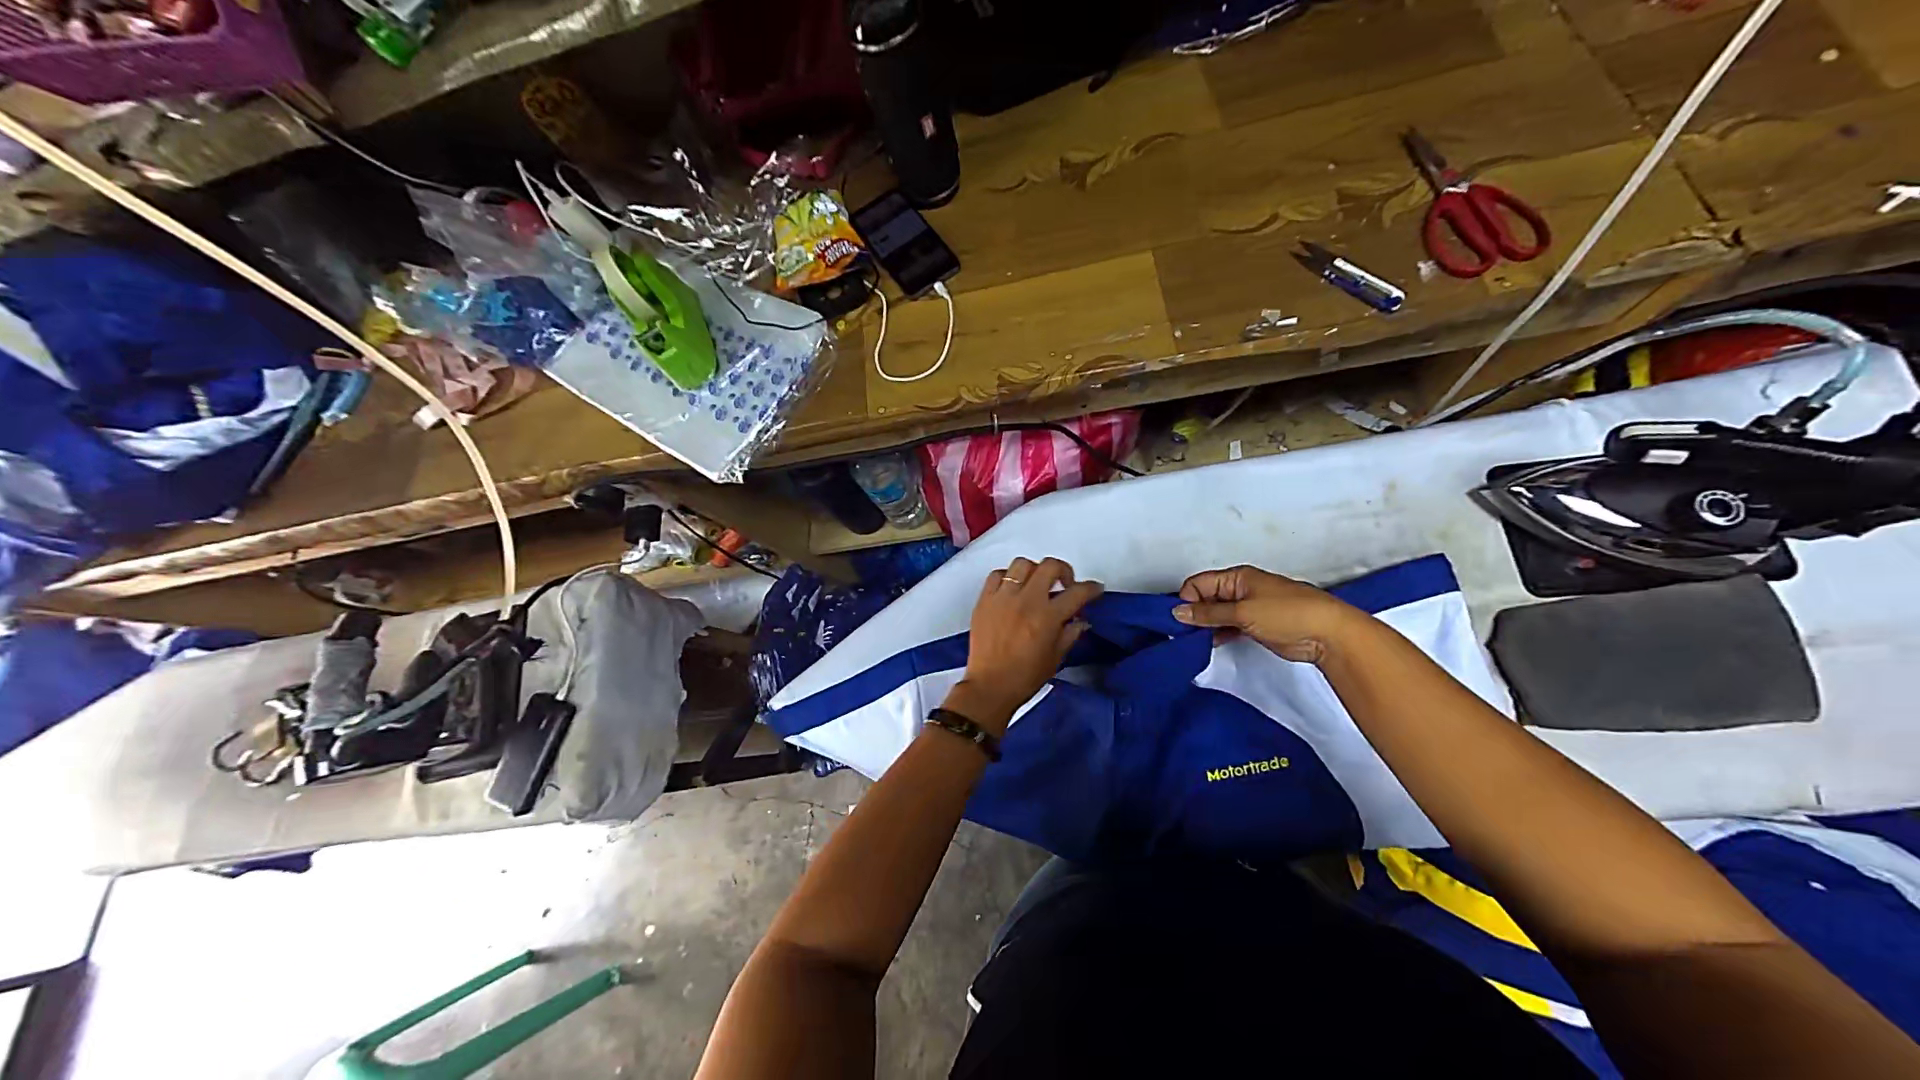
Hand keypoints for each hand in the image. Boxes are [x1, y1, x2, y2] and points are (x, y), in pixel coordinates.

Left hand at [943, 557, 1102, 734]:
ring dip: (1034, 571)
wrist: (990, 686)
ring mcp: (1003, 598)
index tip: (1094, 590)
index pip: (1077, 592)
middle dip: (1064, 571)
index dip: (1091, 588)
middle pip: (1049, 566)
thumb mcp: (1056, 658)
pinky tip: (1012, 589)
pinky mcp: (984, 600)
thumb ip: (1070, 634)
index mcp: (1048, 617)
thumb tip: (1081, 621)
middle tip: (1065, 584)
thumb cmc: (1025, 677)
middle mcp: (1026, 601)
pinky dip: (1007, 577)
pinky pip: (996, 575)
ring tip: (1036, 585)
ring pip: (1022, 564)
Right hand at [1173, 565, 1364, 663]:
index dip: (1187, 600)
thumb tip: (1180, 611)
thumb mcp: (1242, 612)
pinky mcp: (1257, 626)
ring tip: (1198, 639)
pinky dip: (1219, 633)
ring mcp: (1250, 608)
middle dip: (1195, 613)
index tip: (1181, 619)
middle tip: (1186, 631)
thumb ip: (1208, 614)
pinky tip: (1214, 642)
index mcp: (1237, 577)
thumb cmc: (1292, 613)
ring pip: (1217, 614)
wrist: (1329, 634)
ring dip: (1207, 625)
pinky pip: (1229, 626)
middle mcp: (1242, 589)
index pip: (1199, 583)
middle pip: (1206, 598)